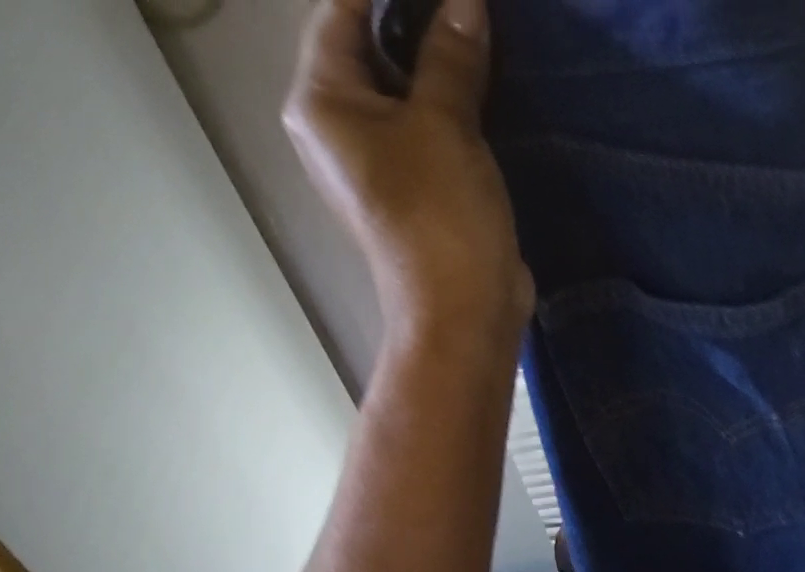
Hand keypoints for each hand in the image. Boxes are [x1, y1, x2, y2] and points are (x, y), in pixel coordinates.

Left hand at [284, 0, 533, 357]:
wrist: (462, 307)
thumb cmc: (439, 212)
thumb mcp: (446, 124)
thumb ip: (450, 57)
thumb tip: (464, 0)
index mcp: (320, 102)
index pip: (340, 14)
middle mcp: (334, 127)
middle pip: (366, 51)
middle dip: (414, 21)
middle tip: (464, 8)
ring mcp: (374, 162)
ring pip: (400, 92)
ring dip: (437, 65)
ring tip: (479, 37)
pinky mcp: (412, 188)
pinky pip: (424, 128)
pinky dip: (449, 105)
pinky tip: (484, 93)